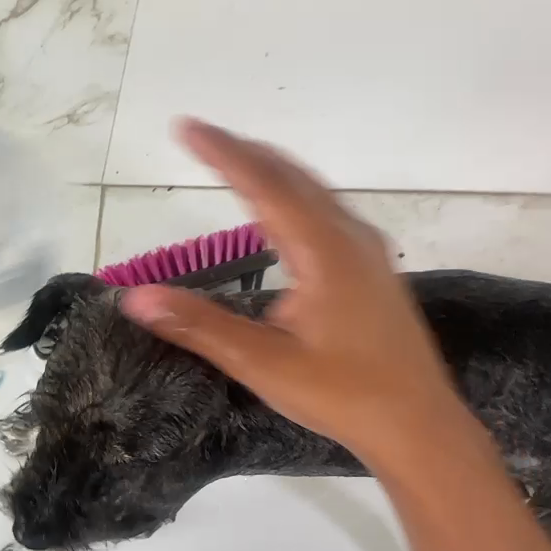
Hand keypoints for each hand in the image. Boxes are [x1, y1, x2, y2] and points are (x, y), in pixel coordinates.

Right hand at [117, 119, 476, 471]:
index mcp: (324, 252)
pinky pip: (322, 212)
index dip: (223, 154)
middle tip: (199, 135)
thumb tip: (135, 298)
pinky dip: (288, 195)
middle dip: (243, 151)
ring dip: (268, 170)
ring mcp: (364, 253)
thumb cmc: (341, 393)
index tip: (185, 128)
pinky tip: (276, 209)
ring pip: (312, 192)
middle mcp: (349, 239)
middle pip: (293, 177)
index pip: (265, 186)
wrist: (416, 422)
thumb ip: (198, 324)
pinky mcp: (366, 271)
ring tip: (230, 159)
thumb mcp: (260, 362)